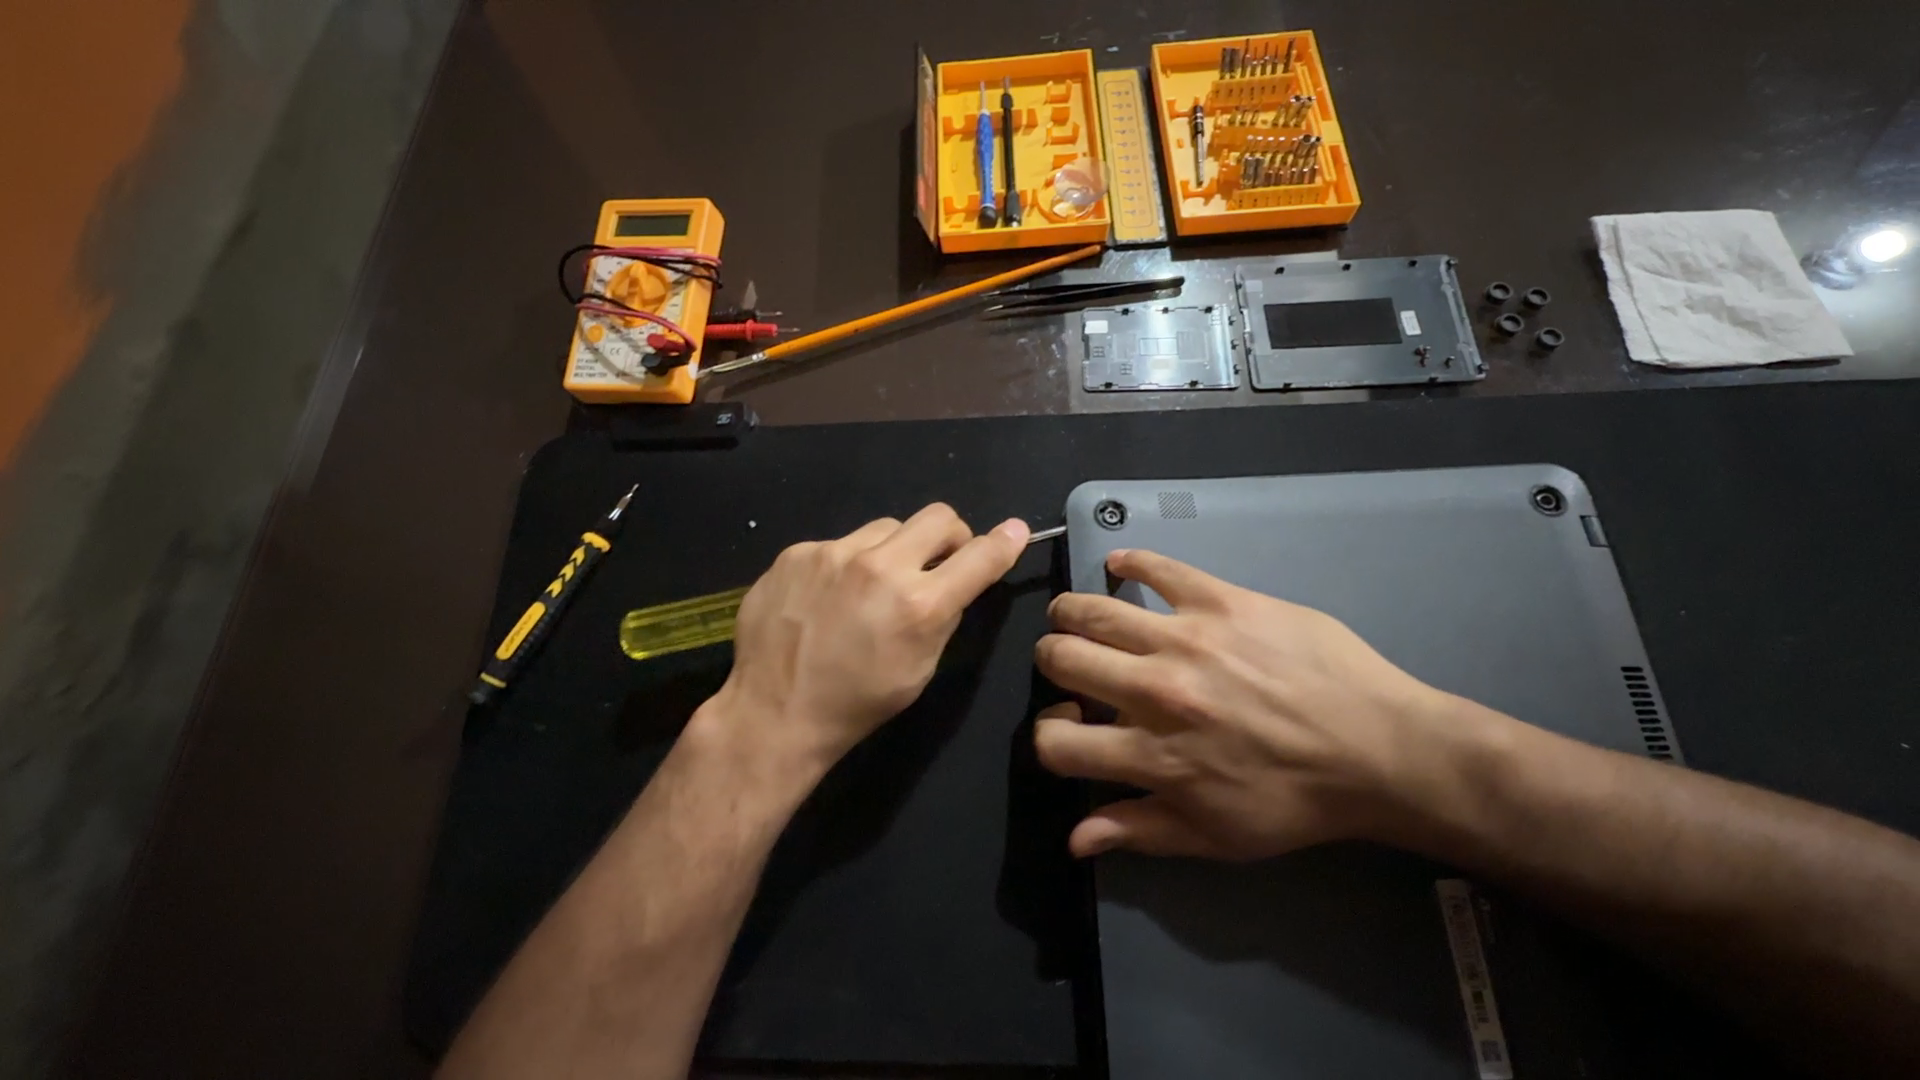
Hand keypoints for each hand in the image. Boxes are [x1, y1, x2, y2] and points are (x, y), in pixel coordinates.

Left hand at [708, 504, 1029, 773]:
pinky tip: (828, 596)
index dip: (1004, 542)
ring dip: (894, 549)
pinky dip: (846, 563)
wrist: (774, 710)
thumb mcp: (920, 670)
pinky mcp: (798, 551)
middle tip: (938, 561)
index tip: (1015, 531)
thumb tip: (956, 581)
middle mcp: (880, 566)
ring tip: (871, 586)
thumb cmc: (857, 703)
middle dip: (950, 535)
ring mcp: (834, 553)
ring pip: (886, 527)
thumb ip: (943, 617)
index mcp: (919, 604)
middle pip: (938, 517)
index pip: (979, 557)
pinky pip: (839, 543)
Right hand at [1033, 548, 1500, 860]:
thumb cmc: (1295, 801)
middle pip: (1061, 659)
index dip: (1049, 734)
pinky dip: (1128, 563)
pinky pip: (1157, 567)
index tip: (1072, 725)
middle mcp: (1155, 691)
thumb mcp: (1215, 836)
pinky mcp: (1222, 599)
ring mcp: (1187, 639)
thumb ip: (1139, 832)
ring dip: (1071, 613)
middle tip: (1070, 664)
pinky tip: (1119, 566)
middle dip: (1051, 663)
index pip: (1054, 740)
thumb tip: (1074, 838)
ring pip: (1093, 610)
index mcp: (1152, 755)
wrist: (1379, 751)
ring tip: (1077, 616)